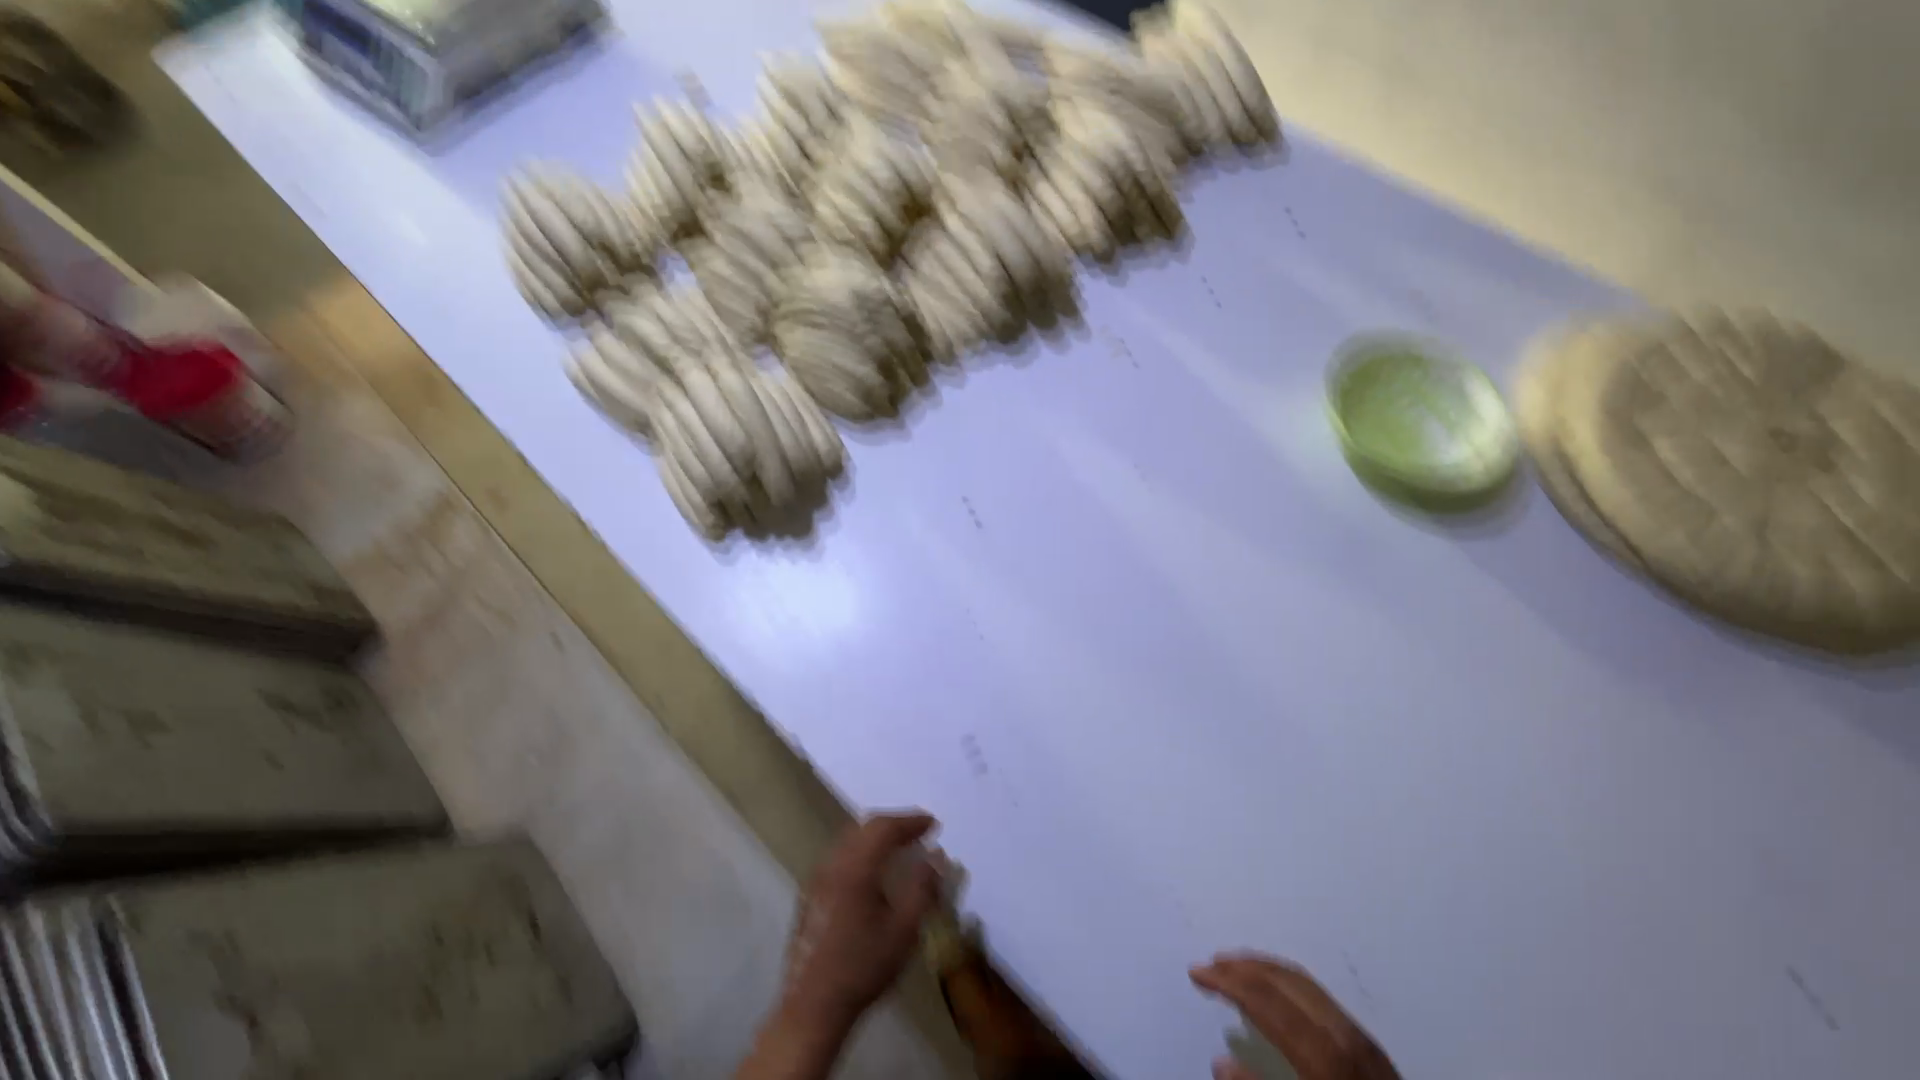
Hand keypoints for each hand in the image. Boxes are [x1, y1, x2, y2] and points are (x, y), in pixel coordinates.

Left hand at [783, 811, 944, 1033]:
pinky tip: (875, 874)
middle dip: (893, 825)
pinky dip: (862, 853)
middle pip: (862, 828)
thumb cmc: (863, 968)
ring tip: (901, 849)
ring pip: (848, 843)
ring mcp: (817, 881)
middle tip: (919, 832)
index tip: (933, 825)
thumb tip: (936, 856)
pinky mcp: (811, 898)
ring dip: (876, 839)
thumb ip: (923, 888)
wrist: (814, 1006)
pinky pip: (840, 859)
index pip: (883, 828)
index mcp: (854, 869)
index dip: (910, 821)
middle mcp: (831, 866)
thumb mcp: (904, 930)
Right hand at [1191, 954, 1399, 1079]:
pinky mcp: (1367, 1042)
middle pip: (1283, 982)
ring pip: (1304, 982)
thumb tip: (1220, 1060)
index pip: (1265, 1001)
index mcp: (1321, 1055)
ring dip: (1264, 968)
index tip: (1197, 971)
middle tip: (1210, 964)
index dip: (1227, 982)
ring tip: (1234, 967)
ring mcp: (1357, 1034)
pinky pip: (1318, 994)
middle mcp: (1340, 1032)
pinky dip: (1287, 980)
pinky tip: (1274, 989)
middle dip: (1242, 967)